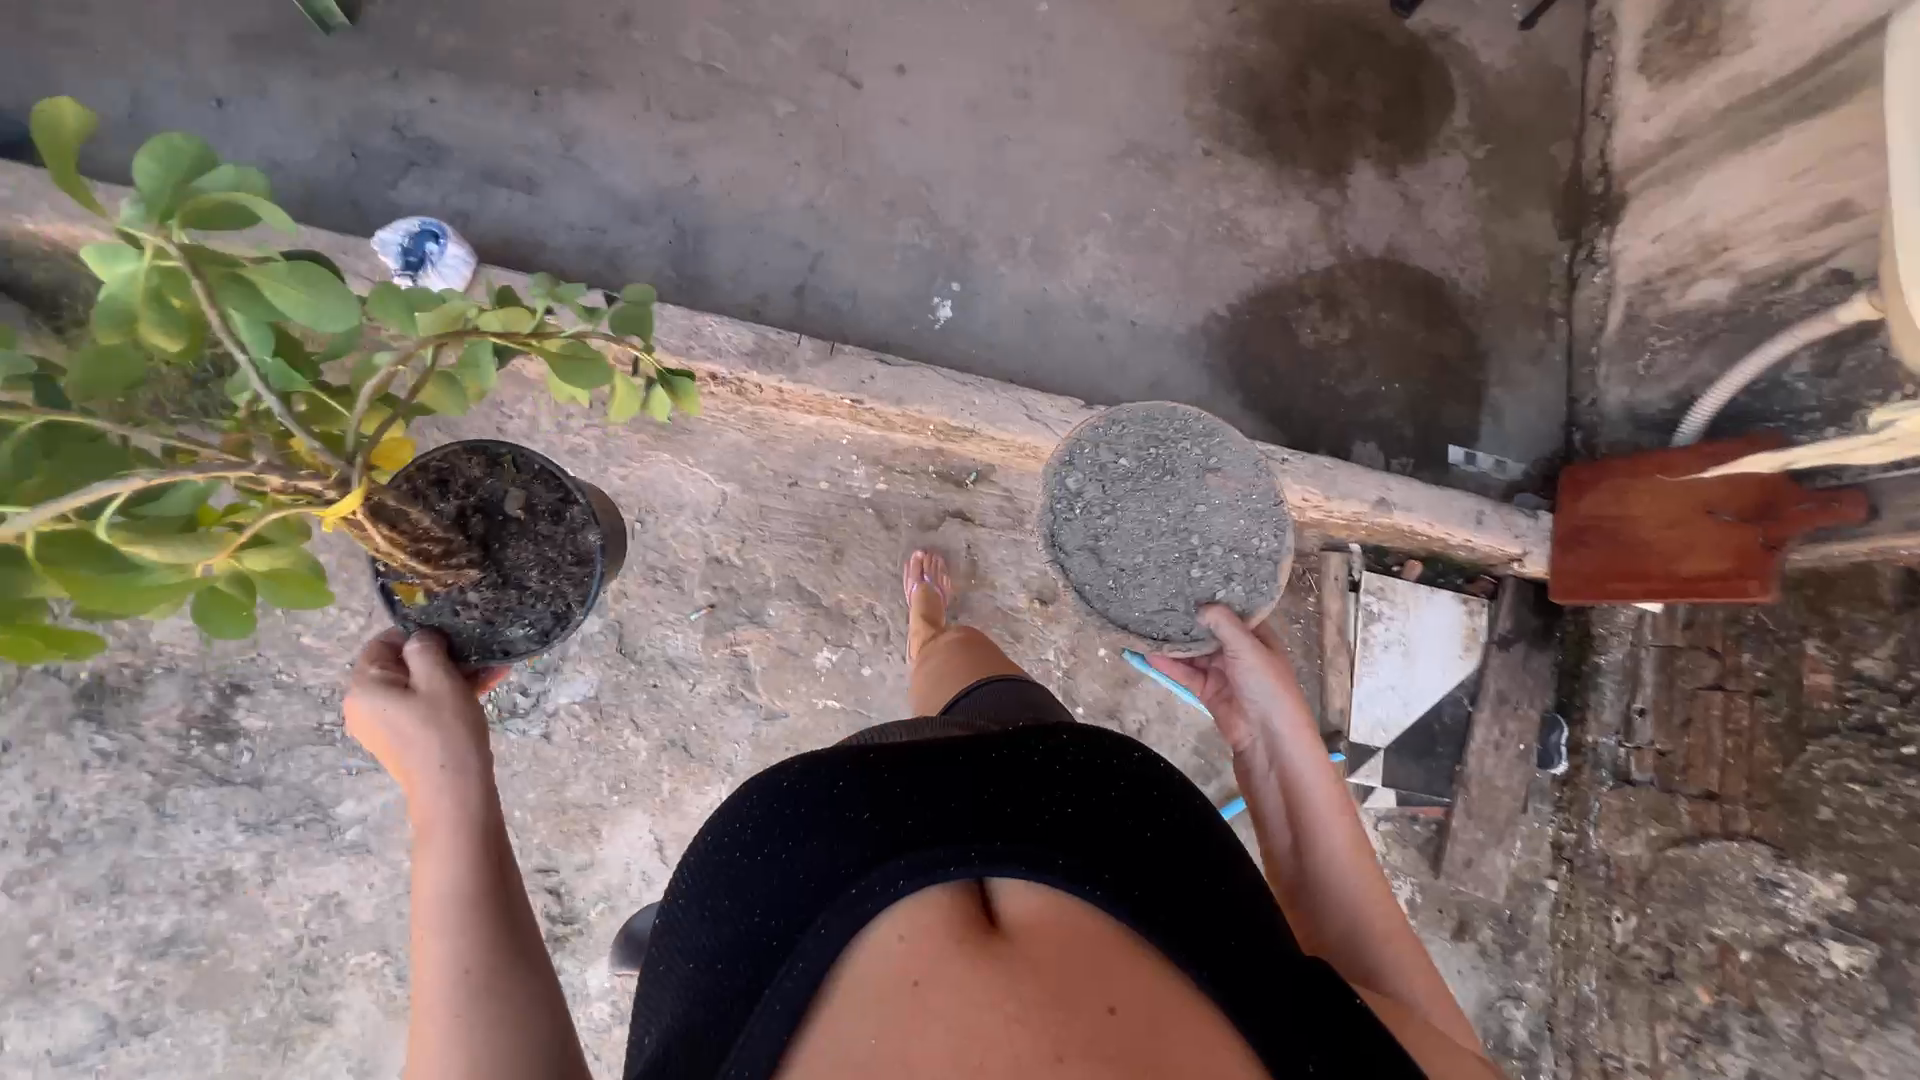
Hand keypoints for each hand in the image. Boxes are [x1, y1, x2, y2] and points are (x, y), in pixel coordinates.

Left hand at [343, 628, 509, 822]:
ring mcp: (381, 724)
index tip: (452, 633)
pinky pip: (422, 705)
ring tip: (492, 669)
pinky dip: (448, 695)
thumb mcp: (439, 679)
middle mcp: (363, 705)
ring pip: (417, 686)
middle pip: (401, 666)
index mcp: (364, 687)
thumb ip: (425, 648)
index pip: (381, 644)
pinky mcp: (401, 737)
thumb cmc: (444, 728)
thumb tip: (420, 638)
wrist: (452, 787)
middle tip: (479, 652)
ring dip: (452, 674)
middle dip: (442, 656)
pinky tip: (485, 687)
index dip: (416, 633)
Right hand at [1148, 606, 1307, 753]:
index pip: (1232, 614)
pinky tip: (1150, 654)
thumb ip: (1223, 623)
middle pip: (1209, 633)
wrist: (1268, 737)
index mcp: (1257, 638)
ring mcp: (1222, 673)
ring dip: (1173, 645)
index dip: (1212, 601)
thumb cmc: (1267, 685)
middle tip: (1159, 604)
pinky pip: (1186, 674)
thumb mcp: (1248, 647)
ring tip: (1147, 628)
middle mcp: (1239, 653)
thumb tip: (1200, 607)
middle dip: (1187, 622)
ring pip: (1194, 654)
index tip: (1187, 585)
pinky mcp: (1207, 691)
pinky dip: (1169, 666)